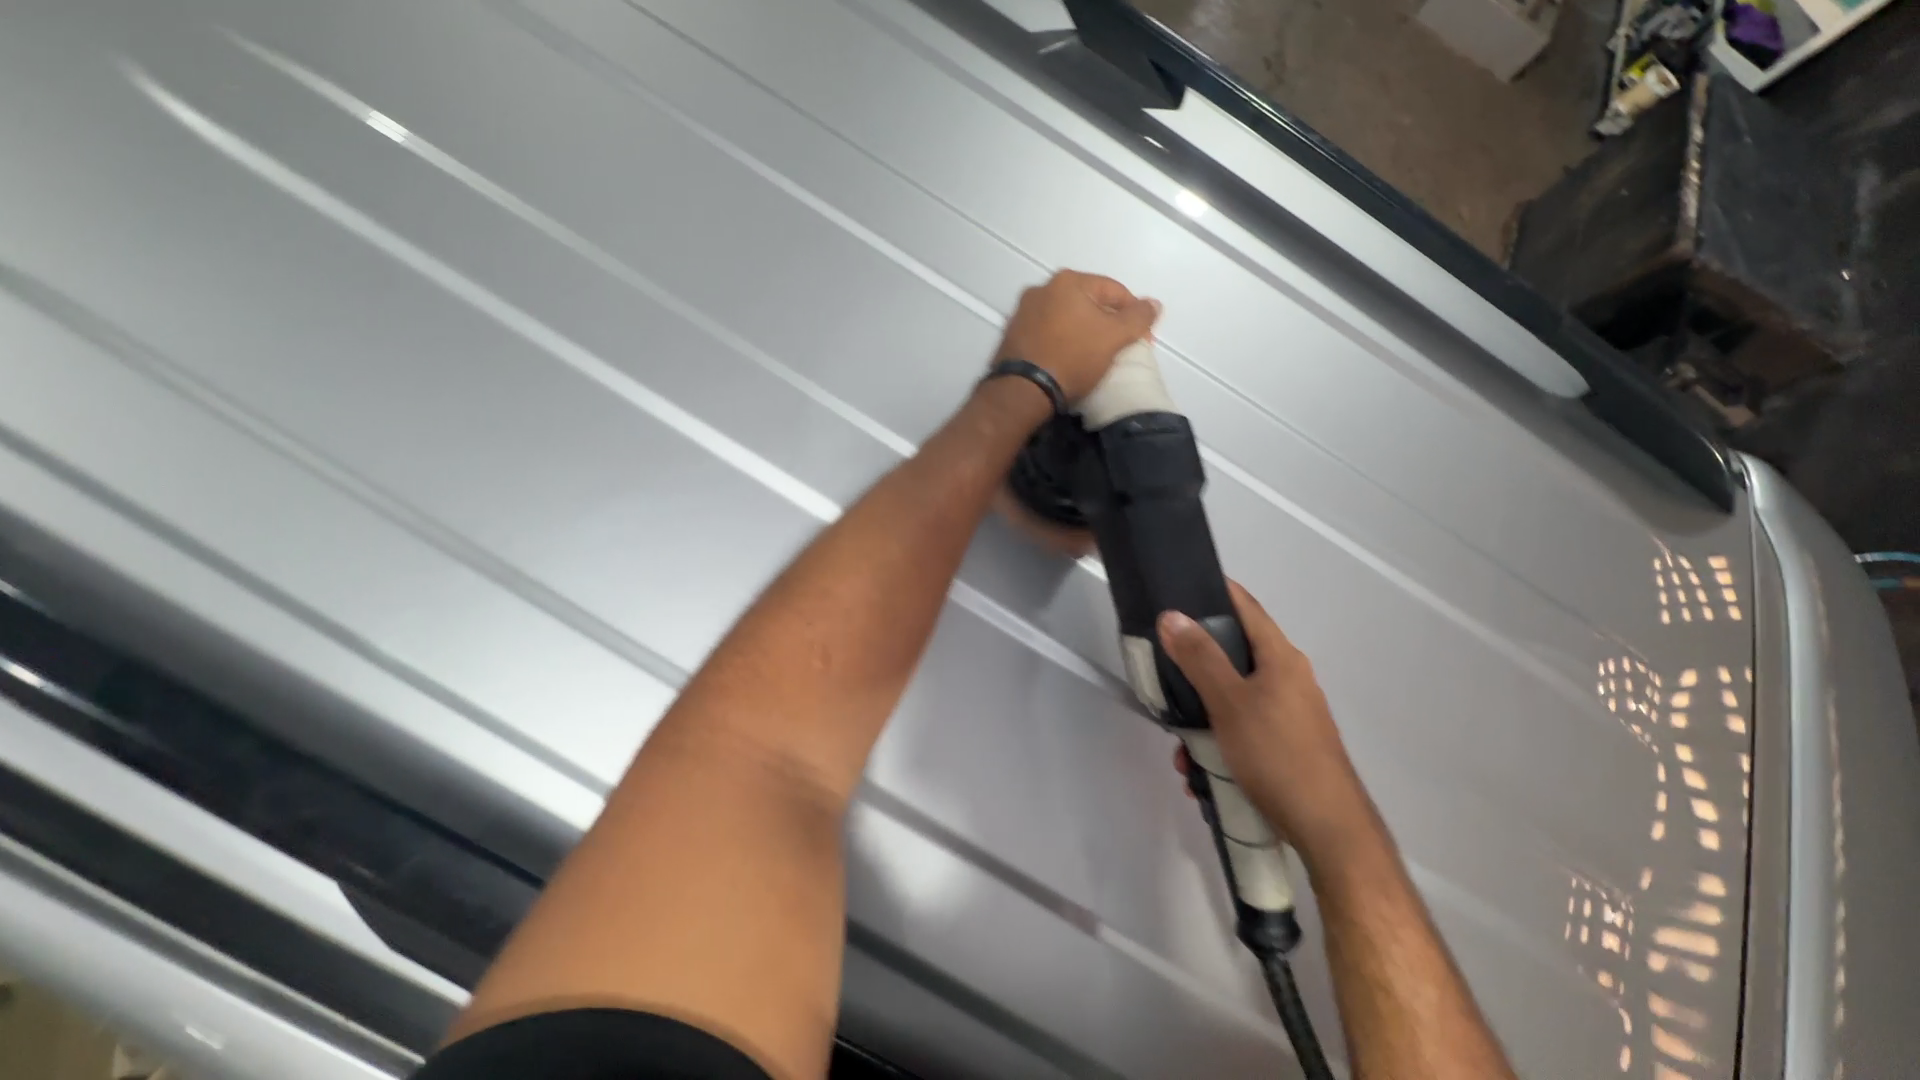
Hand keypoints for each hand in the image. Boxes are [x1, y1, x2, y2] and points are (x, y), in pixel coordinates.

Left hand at [994, 271, 1160, 401]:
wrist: (1022, 391)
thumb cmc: (1072, 358)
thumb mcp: (1114, 337)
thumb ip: (1138, 318)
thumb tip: (1153, 304)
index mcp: (1068, 281)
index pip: (1114, 291)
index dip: (1134, 315)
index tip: (1142, 340)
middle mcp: (1042, 289)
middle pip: (1089, 303)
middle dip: (1108, 324)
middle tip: (1120, 349)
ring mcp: (1023, 312)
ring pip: (1067, 318)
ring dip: (1084, 333)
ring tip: (1095, 357)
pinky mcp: (1012, 335)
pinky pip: (1047, 334)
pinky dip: (1062, 342)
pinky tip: (1069, 360)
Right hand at [1157, 582, 1374, 861]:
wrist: (1327, 827)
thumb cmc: (1277, 755)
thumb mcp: (1229, 703)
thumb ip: (1200, 658)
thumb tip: (1172, 615)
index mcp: (1281, 657)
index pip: (1245, 606)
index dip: (1214, 591)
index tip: (1178, 588)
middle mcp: (1289, 679)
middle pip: (1233, 657)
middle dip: (1193, 676)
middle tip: (1165, 688)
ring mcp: (1290, 714)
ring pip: (1233, 702)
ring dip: (1201, 724)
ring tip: (1183, 756)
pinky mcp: (1286, 746)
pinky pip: (1243, 733)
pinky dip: (1219, 748)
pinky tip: (1202, 777)